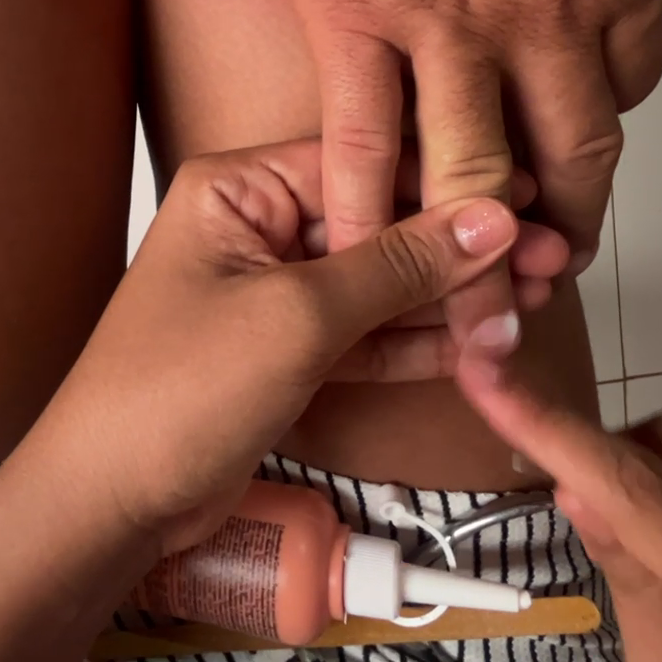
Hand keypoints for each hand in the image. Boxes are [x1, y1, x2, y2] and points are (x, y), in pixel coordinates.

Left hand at [18, 139, 568, 555]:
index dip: (443, 178)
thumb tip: (488, 216)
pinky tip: (479, 335)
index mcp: (240, 189)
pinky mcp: (289, 346)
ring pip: (378, 281)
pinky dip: (416, 337)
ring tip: (533, 292)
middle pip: (376, 222)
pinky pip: (364, 331)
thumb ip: (397, 264)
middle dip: (458, 243)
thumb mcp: (298, 315)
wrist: (114, 501)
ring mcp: (275, 289)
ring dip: (449, 292)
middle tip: (548, 252)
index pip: (358, 161)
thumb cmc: (180, 388)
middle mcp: (257, 227)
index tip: (526, 191)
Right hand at [221, 0, 661, 341]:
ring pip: (469, 170)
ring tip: (464, 297)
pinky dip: (366, 208)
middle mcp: (543, 7)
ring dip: (471, 247)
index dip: (593, 131)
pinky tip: (360, 254)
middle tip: (548, 272)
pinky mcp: (348, 19)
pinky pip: (363, 139)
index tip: (564, 153)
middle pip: (566, 150)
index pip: (623, 83)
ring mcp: (442, 21)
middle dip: (563, 228)